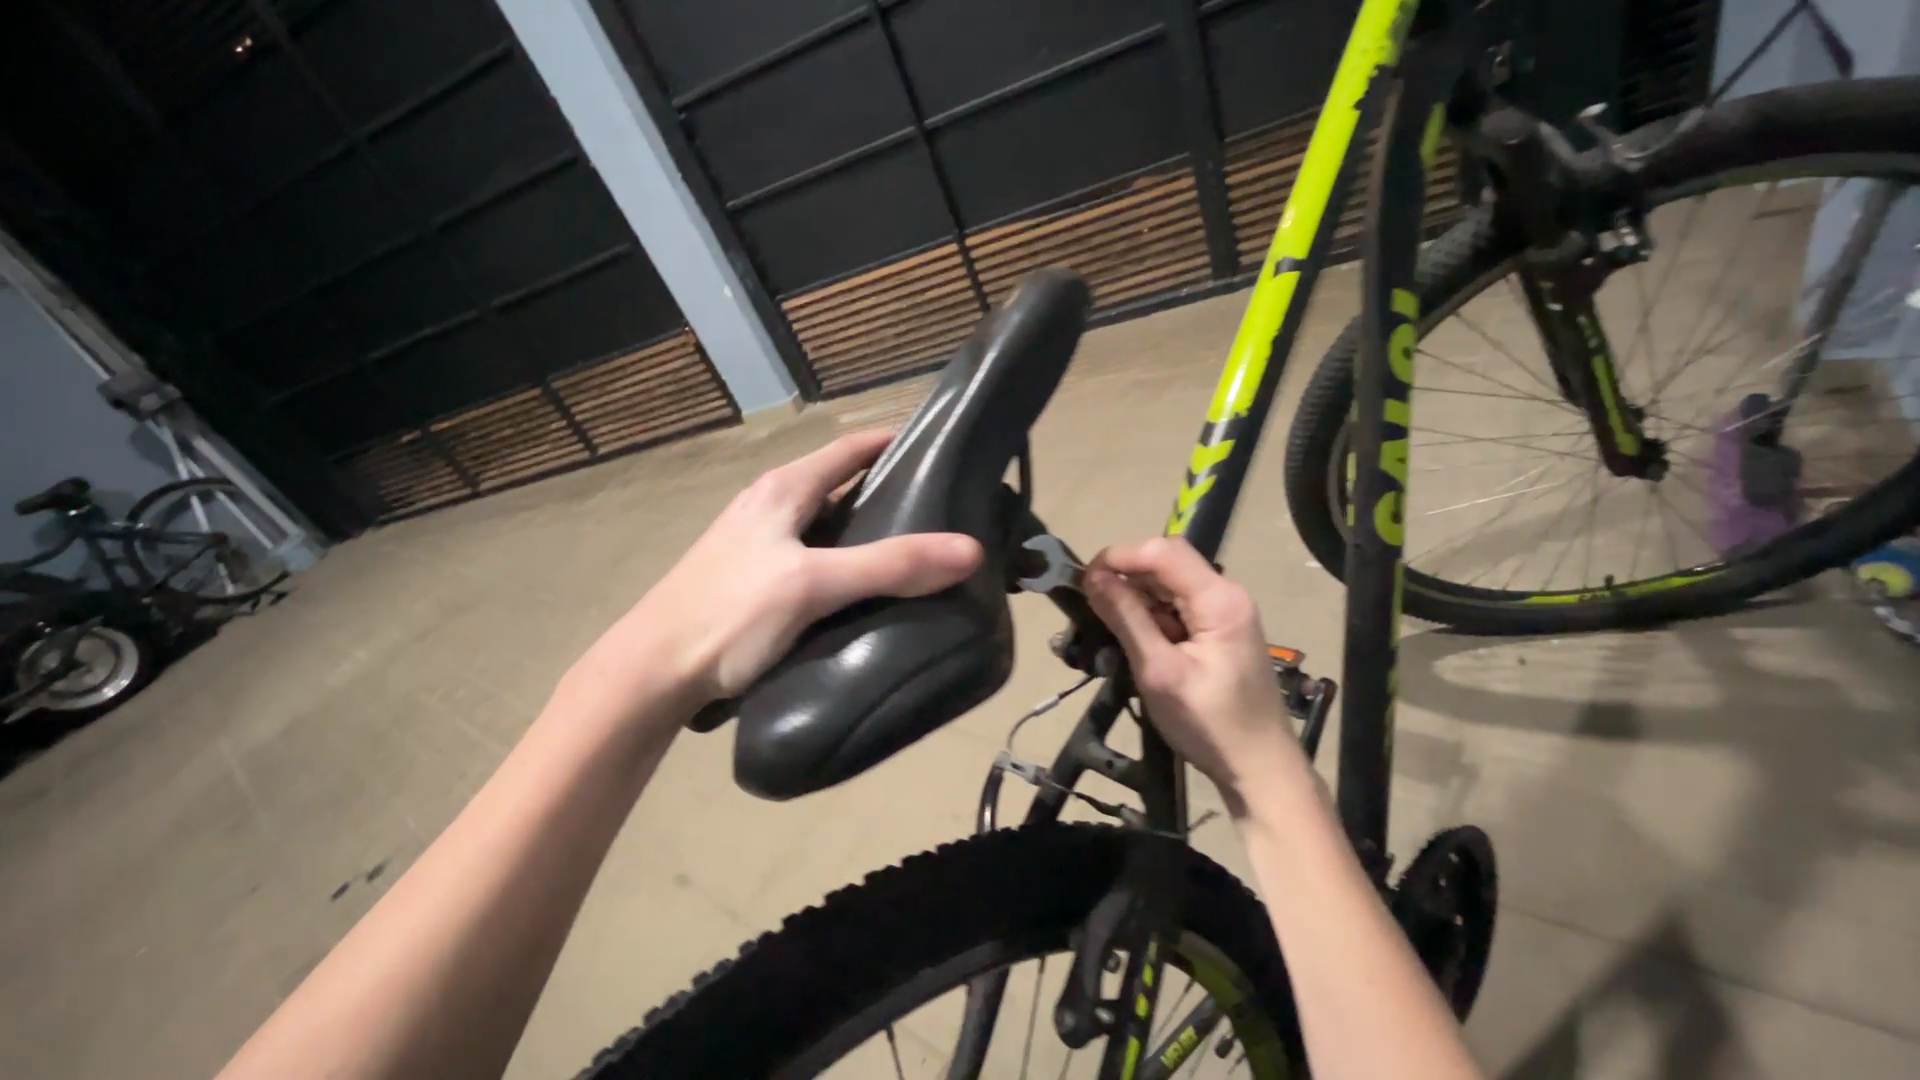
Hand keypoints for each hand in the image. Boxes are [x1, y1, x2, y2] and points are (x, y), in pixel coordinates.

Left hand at [597, 431, 981, 704]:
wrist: (652, 673)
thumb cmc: (729, 615)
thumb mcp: (813, 584)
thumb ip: (889, 566)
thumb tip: (970, 550)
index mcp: (783, 488)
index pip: (852, 448)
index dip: (897, 443)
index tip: (948, 456)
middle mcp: (770, 506)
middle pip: (843, 487)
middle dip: (892, 495)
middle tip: (947, 518)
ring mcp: (759, 545)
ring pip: (829, 528)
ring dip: (869, 535)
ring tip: (920, 558)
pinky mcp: (755, 582)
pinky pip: (815, 561)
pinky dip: (846, 567)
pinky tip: (867, 596)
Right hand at [1083, 538, 1306, 815]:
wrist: (1259, 767)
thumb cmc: (1210, 724)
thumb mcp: (1159, 672)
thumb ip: (1127, 619)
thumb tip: (1094, 578)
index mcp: (1219, 600)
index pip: (1162, 552)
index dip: (1119, 556)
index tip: (1084, 580)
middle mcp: (1226, 595)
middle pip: (1166, 563)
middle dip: (1125, 577)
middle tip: (1091, 606)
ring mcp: (1225, 612)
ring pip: (1169, 584)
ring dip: (1135, 598)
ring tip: (1107, 628)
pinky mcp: (1219, 630)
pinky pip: (1178, 607)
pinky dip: (1151, 616)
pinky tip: (1134, 641)